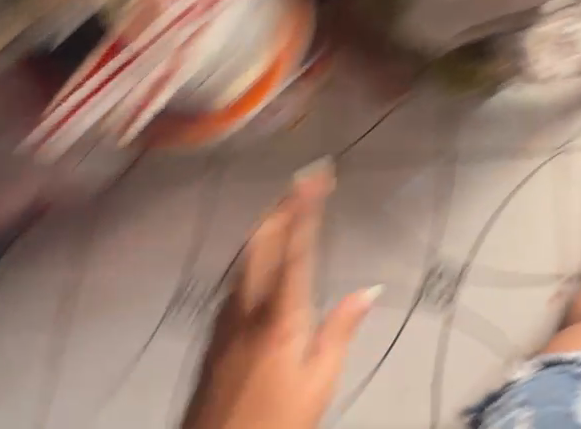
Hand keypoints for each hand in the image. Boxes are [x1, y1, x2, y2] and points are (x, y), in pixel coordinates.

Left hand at [183, 161, 380, 428]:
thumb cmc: (277, 420)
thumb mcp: (320, 383)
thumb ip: (340, 331)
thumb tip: (369, 289)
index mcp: (281, 316)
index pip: (296, 248)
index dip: (306, 207)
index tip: (318, 176)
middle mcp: (248, 309)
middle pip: (261, 245)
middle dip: (281, 208)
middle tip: (301, 181)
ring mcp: (224, 323)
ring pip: (243, 260)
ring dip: (265, 228)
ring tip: (282, 207)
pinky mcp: (212, 340)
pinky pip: (233, 281)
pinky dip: (250, 256)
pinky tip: (255, 261)